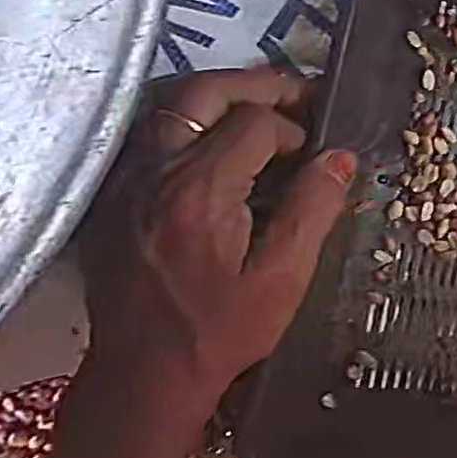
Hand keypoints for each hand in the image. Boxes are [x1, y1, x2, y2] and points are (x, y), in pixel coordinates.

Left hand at [63, 67, 354, 457]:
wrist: (146, 373)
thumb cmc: (223, 329)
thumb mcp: (284, 277)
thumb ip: (313, 209)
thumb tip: (340, 157)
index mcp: (200, 190)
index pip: (254, 123)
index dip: (296, 128)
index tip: (318, 153)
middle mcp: (155, 171)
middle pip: (204, 92)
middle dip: (259, 84)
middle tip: (299, 94)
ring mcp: (128, 180)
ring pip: (173, 106)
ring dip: (226, 98)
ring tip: (267, 111)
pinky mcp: (116, 195)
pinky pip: (157, 134)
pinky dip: (198, 123)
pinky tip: (225, 147)